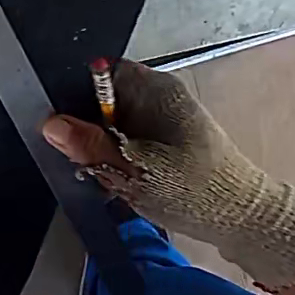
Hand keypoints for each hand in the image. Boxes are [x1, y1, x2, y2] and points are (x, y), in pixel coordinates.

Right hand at [41, 59, 294, 290]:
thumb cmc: (195, 191)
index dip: (74, 92)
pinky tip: (115, 179)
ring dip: (99, 147)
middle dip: (85, 128)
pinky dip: (114, 158)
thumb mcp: (135, 171)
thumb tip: (50, 124)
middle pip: (99, 99)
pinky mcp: (162, 141)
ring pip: (108, 123)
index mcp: (154, 88)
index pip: (100, 71)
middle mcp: (156, 96)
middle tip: (81, 157)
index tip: (62, 121)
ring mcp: (160, 118)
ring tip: (100, 173)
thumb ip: (91, 146)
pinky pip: (123, 140)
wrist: (245, 223)